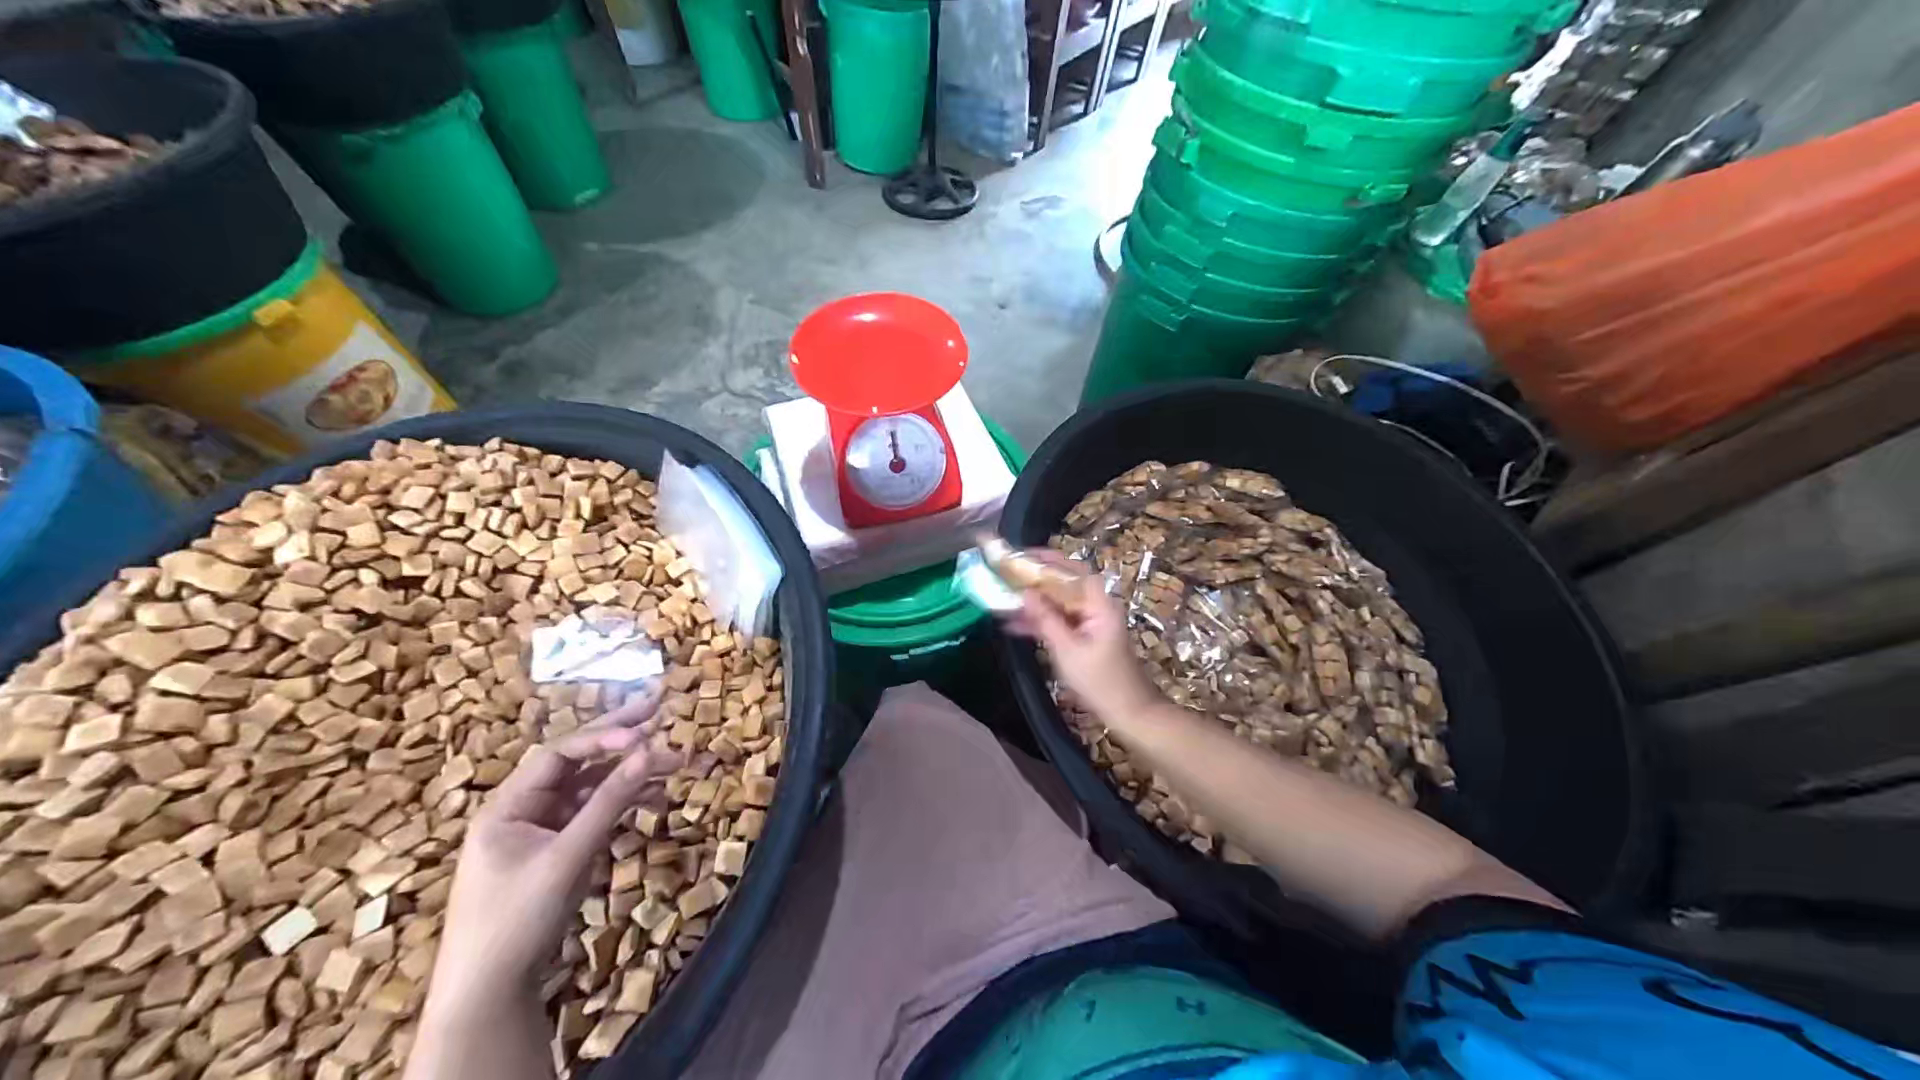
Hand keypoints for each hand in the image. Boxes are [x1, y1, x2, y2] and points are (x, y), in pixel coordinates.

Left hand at [429, 691, 676, 1007]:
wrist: (489, 992)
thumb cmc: (516, 919)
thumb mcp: (566, 858)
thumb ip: (608, 803)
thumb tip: (648, 752)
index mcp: (507, 805)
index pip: (558, 755)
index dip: (602, 739)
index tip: (644, 733)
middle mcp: (524, 809)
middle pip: (574, 763)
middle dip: (616, 739)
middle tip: (657, 708)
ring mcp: (542, 830)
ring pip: (589, 788)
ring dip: (627, 774)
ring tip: (671, 760)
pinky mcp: (558, 850)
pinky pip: (593, 814)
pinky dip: (621, 803)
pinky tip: (653, 793)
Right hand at [1007, 555, 1161, 720]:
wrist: (1129, 712)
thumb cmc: (1101, 681)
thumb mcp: (1067, 650)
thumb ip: (1046, 619)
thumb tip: (1025, 593)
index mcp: (1099, 604)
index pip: (1074, 570)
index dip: (1049, 559)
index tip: (1022, 555)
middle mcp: (1096, 607)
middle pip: (1064, 585)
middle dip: (1034, 580)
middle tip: (1006, 575)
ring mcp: (1090, 623)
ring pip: (1058, 603)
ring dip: (1033, 602)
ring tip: (1003, 598)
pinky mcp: (1085, 638)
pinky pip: (1060, 621)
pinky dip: (1040, 621)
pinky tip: (1014, 624)